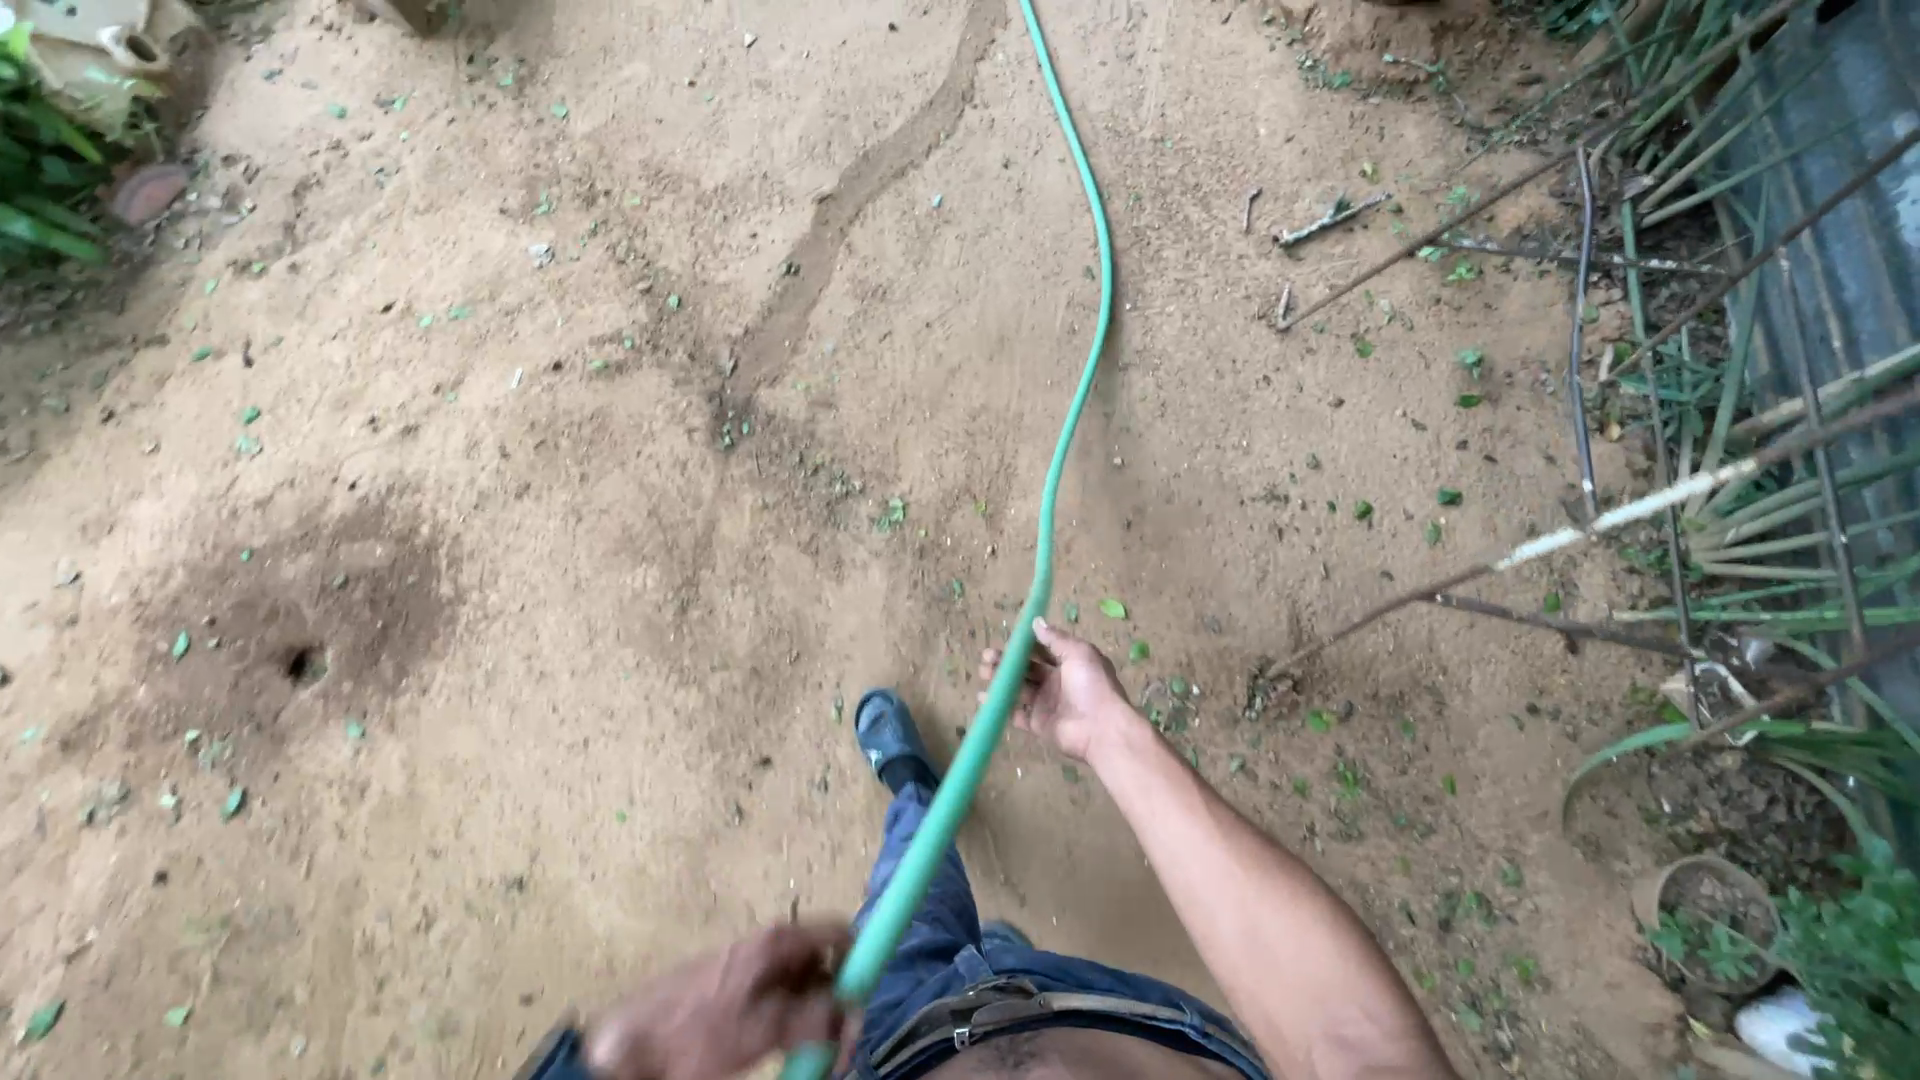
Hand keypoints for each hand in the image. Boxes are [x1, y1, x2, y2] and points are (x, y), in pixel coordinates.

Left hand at [582, 920, 854, 1079]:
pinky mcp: (735, 990)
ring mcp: (751, 968)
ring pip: (803, 988)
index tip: (858, 1010)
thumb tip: (851, 1010)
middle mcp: (769, 946)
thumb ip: (814, 1017)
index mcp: (779, 942)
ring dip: (815, 1022)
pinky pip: (778, 1002)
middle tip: (836, 1056)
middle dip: (837, 1006)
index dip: (858, 965)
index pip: (840, 933)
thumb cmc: (695, 1033)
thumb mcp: (762, 1030)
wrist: (627, 1048)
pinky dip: (790, 1027)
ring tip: (810, 1063)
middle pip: (824, 965)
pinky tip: (783, 1058)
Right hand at [978, 617, 1135, 761]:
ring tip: (984, 673)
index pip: (1042, 650)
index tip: (1007, 641)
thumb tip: (1036, 621)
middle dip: (1007, 662)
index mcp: (1069, 663)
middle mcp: (1057, 682)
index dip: (1024, 645)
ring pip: (1018, 688)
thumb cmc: (1091, 685)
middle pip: (1027, 668)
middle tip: (987, 657)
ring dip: (1000, 680)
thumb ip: (1055, 638)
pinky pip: (1016, 713)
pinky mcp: (1039, 724)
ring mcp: (1046, 703)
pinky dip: (1001, 706)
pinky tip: (984, 698)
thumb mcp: (1078, 653)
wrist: (1101, 729)